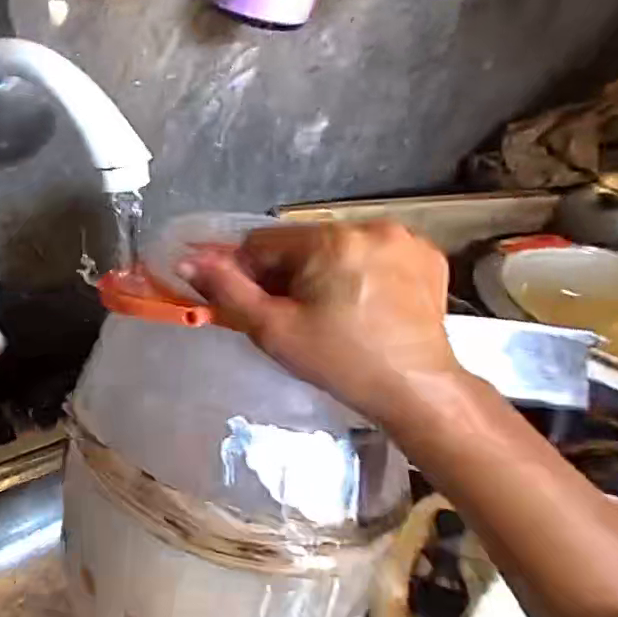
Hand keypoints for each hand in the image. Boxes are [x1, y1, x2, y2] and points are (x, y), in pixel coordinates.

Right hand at [177, 222, 462, 420]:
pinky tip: (369, 303)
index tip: (262, 306)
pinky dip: (366, 271)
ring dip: (328, 269)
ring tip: (337, 312)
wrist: (418, 390)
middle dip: (293, 273)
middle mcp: (369, 226)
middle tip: (300, 315)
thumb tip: (188, 258)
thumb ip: (227, 290)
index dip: (253, 274)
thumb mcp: (274, 330)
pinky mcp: (429, 256)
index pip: (265, 242)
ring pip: (341, 246)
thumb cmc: (340, 362)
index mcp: (329, 240)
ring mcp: (406, 239)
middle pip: (305, 243)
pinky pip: (377, 252)